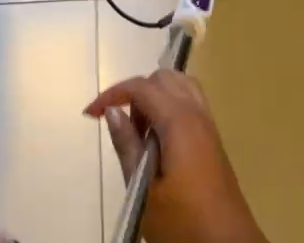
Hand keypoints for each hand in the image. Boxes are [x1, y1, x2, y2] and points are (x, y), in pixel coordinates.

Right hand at [85, 70, 268, 242]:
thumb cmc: (182, 223)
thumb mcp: (145, 189)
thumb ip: (128, 145)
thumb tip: (113, 110)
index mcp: (179, 121)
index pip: (142, 87)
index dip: (113, 93)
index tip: (90, 115)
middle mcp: (197, 113)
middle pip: (162, 79)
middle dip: (136, 94)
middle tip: (122, 129)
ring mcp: (208, 125)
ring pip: (179, 86)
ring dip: (155, 98)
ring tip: (140, 133)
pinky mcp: (213, 140)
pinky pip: (190, 102)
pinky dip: (170, 106)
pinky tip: (159, 138)